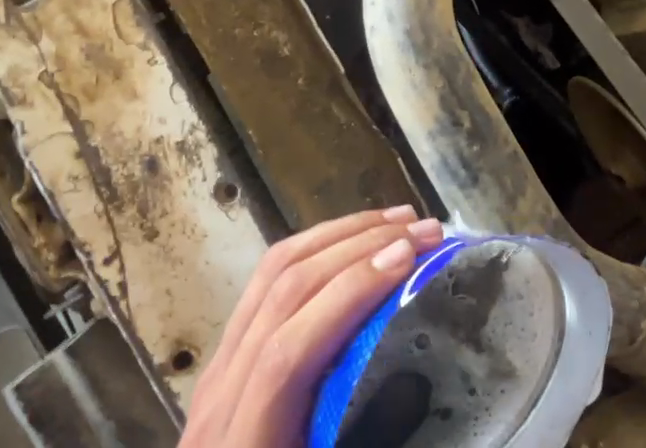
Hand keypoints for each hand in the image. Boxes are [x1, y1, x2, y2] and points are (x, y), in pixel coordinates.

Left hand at [181, 206, 444, 447]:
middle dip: (360, 248)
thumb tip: (417, 378)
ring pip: (273, 273)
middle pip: (283, 293)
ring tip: (400, 220)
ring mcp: (219, 369)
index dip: (349, 296)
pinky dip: (318, 247)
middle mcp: (220, 394)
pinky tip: (356, 239)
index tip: (409, 259)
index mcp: (244, 439)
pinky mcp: (227, 356)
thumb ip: (371, 432)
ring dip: (342, 235)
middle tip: (426, 230)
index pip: (290, 352)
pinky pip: (267, 282)